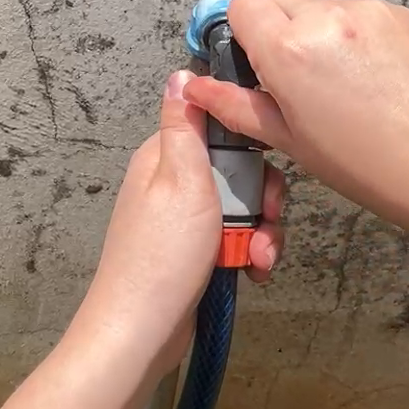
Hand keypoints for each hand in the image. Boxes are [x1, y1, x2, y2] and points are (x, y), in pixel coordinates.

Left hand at [73, 70, 286, 379]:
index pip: (218, 126)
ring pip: (242, 207)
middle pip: (238, 170)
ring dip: (260, 232)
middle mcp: (174, 182)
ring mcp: (185, 219)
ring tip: (260, 260)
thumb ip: (185, 125)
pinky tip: (253, 272)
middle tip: (267, 222)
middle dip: (262, 200)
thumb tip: (181, 74)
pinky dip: (248, 252)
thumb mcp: (180, 179)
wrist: (141, 335)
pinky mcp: (196, 251)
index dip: (249, 145)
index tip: (265, 169)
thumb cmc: (164, 253)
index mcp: (164, 156)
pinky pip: (234, 237)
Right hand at [181, 0, 408, 240]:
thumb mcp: (291, 141)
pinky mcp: (399, 12)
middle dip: (277, 32)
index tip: (251, 61)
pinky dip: (351, 33)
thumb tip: (196, 87)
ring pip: (319, 5)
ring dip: (316, 32)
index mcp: (290, 50)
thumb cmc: (371, 166)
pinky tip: (370, 74)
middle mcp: (327, 17)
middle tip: (296, 80)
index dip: (241, 33)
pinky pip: (357, 11)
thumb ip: (237, 105)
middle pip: (279, 0)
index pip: (241, 5)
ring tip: (341, 82)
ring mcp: (368, 10)